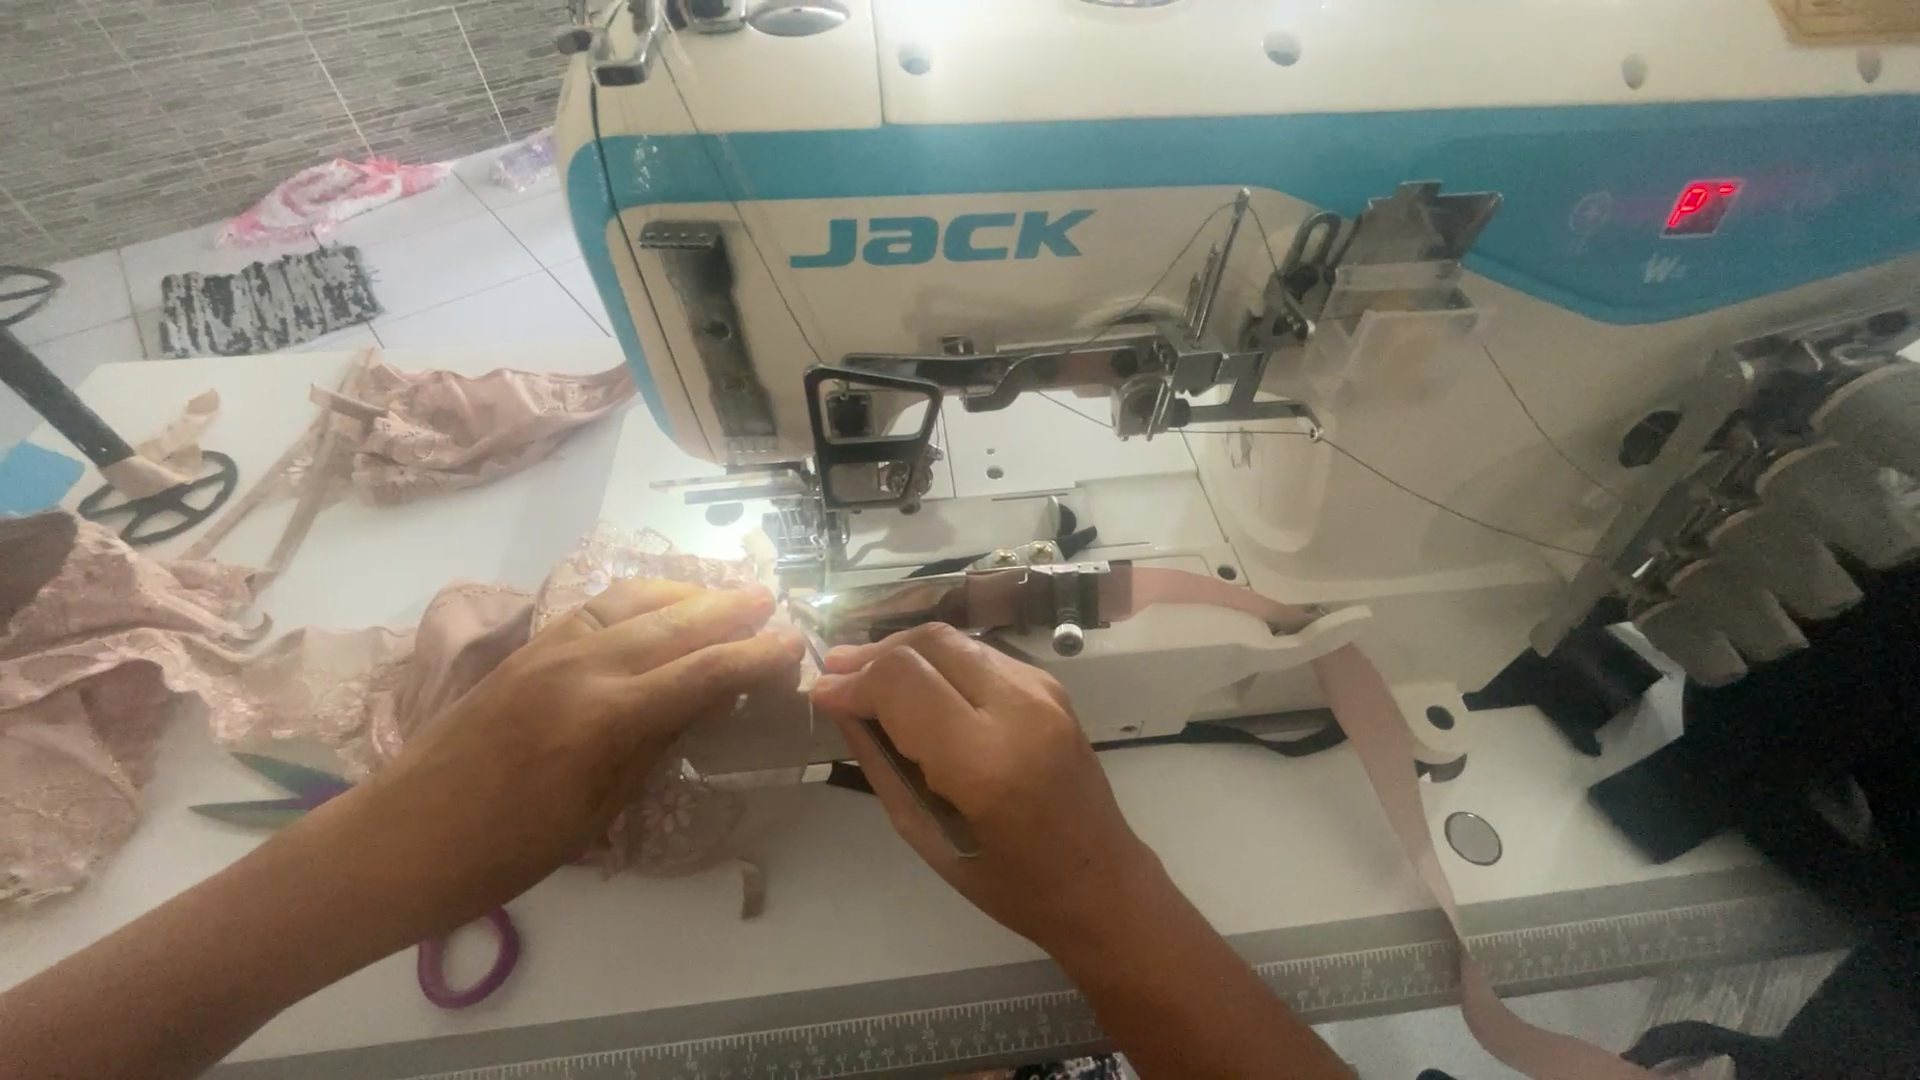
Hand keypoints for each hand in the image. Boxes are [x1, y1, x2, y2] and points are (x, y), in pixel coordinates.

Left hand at [300, 579, 804, 941]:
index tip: (793, 643)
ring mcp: (550, 648)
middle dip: (731, 610)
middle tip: (771, 600)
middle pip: (677, 624)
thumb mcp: (602, 806)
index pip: (704, 672)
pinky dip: (641, 597)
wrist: (395, 843)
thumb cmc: (508, 849)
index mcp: (607, 717)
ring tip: (723, 593)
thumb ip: (657, 739)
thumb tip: (707, 699)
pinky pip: (598, 606)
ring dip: (687, 593)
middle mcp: (584, 666)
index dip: (755, 656)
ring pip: (635, 600)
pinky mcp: (527, 647)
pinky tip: (658, 603)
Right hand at [809, 624, 1162, 951]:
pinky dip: (937, 660)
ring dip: (904, 650)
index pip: (902, 681)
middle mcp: (1018, 708)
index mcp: (985, 759)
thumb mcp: (924, 834)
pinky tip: (916, 684)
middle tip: (836, 674)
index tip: (821, 693)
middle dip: (874, 653)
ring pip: (954, 638)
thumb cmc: (1007, 881)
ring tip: (866, 673)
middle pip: (928, 642)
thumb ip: (880, 761)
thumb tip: (842, 705)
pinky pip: (979, 654)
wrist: (1100, 880)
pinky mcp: (1050, 685)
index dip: (852, 681)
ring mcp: (1041, 690)